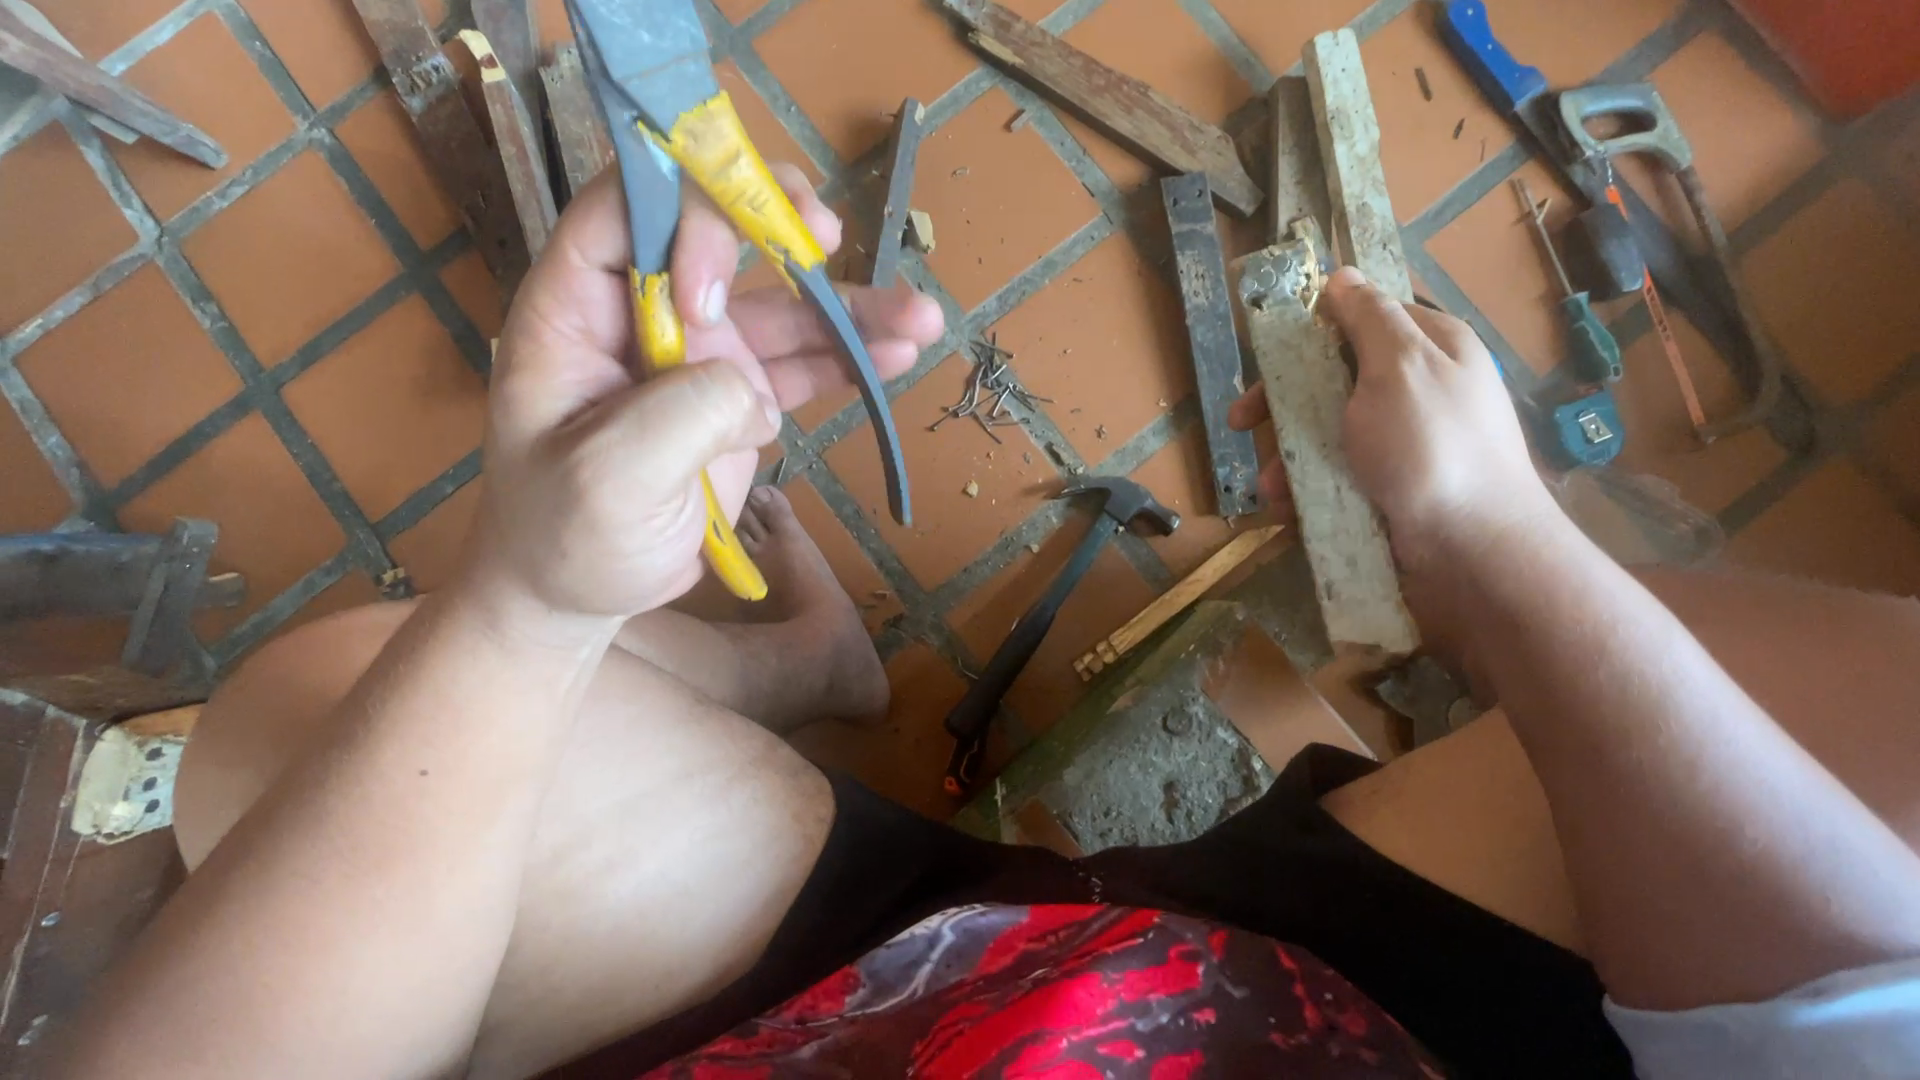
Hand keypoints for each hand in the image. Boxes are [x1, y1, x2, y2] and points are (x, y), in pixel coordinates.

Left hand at [467, 166, 944, 625]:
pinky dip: (851, 360)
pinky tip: (900, 355)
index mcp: (579, 310)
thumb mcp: (609, 478)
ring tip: (921, 316)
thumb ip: (684, 412)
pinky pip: (803, 365)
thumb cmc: (568, 536)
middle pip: (717, 232)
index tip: (715, 299)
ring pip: (781, 303)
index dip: (680, 221)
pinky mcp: (740, 397)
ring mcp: (700, 355)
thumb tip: (756, 391)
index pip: (627, 212)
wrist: (586, 588)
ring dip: (850, 303)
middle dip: (777, 223)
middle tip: (828, 235)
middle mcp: (645, 314)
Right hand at [1228, 267, 1562, 621]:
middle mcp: (1416, 387)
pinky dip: (1307, 488)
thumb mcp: (1399, 367)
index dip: (1309, 334)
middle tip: (1241, 424)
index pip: (1359, 319)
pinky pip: (1335, 474)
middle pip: (1332, 378)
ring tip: (1271, 488)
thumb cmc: (1431, 447)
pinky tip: (1290, 508)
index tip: (1265, 357)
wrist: (1472, 549)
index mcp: (1428, 346)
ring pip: (1326, 432)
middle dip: (1282, 404)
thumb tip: (1342, 274)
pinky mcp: (1388, 485)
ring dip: (1287, 457)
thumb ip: (1369, 318)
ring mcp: (1401, 441)